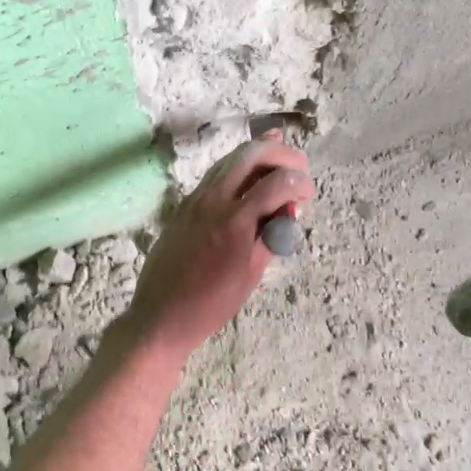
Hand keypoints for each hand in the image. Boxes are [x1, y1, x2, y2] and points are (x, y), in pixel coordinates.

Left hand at [123, 132, 313, 356]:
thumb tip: (285, 214)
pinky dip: (236, 170)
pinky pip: (214, 177)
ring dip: (257, 155)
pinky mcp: (183, 207)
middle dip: (280, 154)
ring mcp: (194, 201)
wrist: (161, 316)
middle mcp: (213, 201)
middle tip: (299, 165)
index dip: (299, 183)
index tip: (309, 194)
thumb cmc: (210, 305)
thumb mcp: (249, 275)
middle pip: (250, 155)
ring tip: (278, 155)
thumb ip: (270, 238)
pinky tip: (248, 177)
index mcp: (235, 222)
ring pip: (229, 160)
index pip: (277, 183)